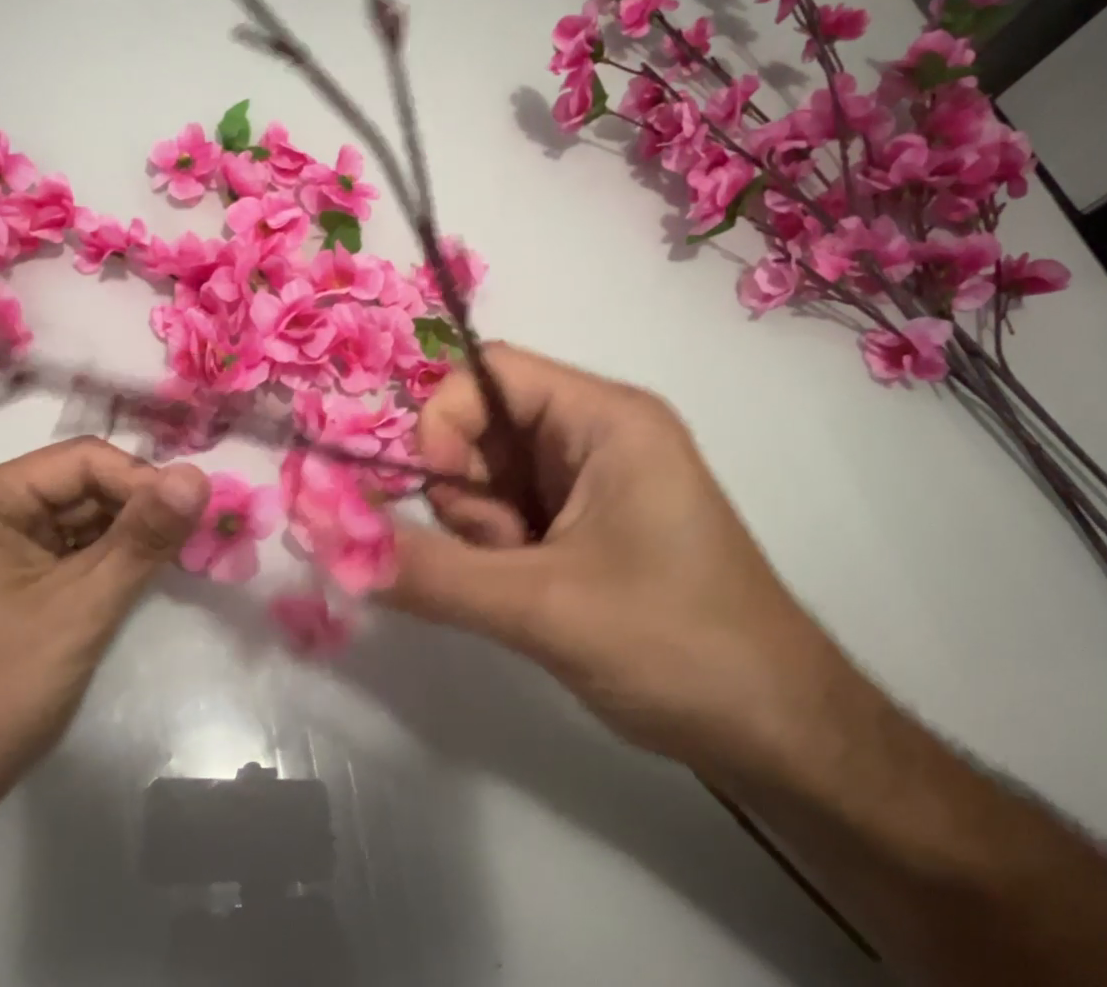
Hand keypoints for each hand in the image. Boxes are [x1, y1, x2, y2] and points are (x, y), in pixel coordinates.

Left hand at [0, 438, 208, 804]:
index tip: (196, 517)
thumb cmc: (1, 686)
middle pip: (87, 485)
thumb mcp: (81, 607)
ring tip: (185, 557)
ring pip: (89, 519)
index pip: (84, 460)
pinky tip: (153, 575)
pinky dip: (118, 560)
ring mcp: (6, 546)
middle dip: (143, 509)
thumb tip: (200, 476)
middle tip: (202, 538)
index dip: (143, 481)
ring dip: (135, 535)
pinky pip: (80, 551)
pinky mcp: (22, 580)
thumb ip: (143, 540)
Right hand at [384, 345, 858, 777]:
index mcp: (605, 420)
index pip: (487, 374)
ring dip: (477, 536)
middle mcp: (596, 439)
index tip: (440, 502)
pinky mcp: (583, 533)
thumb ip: (430, 573)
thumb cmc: (677, 647)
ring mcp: (590, 488)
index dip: (443, 425)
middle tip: (499, 557)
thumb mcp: (542, 608)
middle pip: (479, 429)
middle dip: (463, 496)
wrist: (774, 733)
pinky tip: (524, 601)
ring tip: (523, 590)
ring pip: (485, 481)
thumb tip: (332, 545)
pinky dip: (492, 557)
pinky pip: (505, 520)